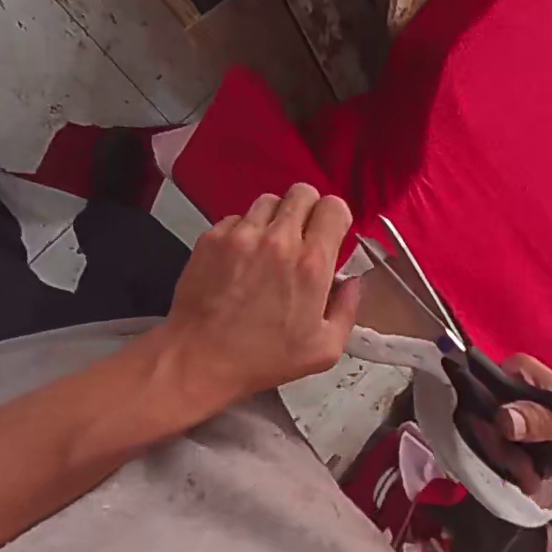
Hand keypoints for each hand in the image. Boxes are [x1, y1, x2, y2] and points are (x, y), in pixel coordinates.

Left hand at [155, 183, 362, 410]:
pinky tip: (242, 258)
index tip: (330, 234)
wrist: (199, 359)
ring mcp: (241, 235)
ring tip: (270, 246)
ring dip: (276, 218)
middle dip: (309, 210)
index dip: (336, 218)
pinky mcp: (212, 238)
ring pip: (269, 201)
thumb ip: (347, 309)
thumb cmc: (263, 359)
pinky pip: (237, 218)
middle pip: (303, 192)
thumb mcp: (324, 349)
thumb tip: (352, 282)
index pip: (334, 207)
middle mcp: (278, 240)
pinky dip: (245, 231)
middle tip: (303, 236)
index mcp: (311, 264)